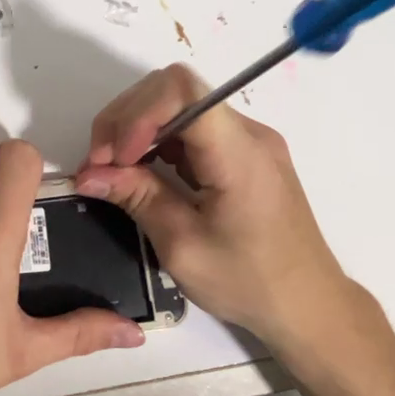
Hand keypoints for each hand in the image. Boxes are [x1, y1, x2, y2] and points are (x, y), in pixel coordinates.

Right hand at [73, 64, 369, 345]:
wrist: (307, 305)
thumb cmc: (248, 282)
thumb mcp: (182, 246)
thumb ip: (136, 198)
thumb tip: (86, 174)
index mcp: (239, 154)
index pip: (182, 90)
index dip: (137, 113)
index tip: (114, 157)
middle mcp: (248, 133)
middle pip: (173, 90)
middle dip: (126, 120)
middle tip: (99, 165)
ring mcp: (247, 140)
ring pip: (177, 104)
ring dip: (136, 130)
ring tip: (112, 171)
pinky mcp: (242, 153)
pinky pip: (190, 127)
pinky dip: (155, 142)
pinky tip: (139, 174)